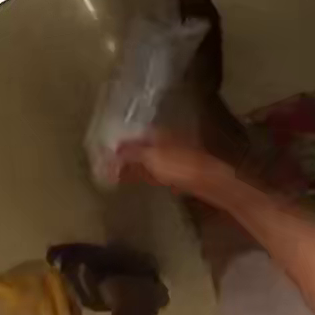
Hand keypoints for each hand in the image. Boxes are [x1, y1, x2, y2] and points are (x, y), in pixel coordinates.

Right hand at [113, 133, 240, 199]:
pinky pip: (154, 171)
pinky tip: (137, 180)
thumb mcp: (153, 158)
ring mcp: (172, 156)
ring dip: (132, 166)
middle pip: (139, 147)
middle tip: (106, 166)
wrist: (211, 182)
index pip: (132, 136)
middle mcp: (164, 140)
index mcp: (157, 133)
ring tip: (116, 175)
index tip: (103, 154)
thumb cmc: (181, 166)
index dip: (118, 145)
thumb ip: (132, 154)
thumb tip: (111, 151)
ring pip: (146, 159)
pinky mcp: (178, 172)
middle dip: (123, 155)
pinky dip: (142, 174)